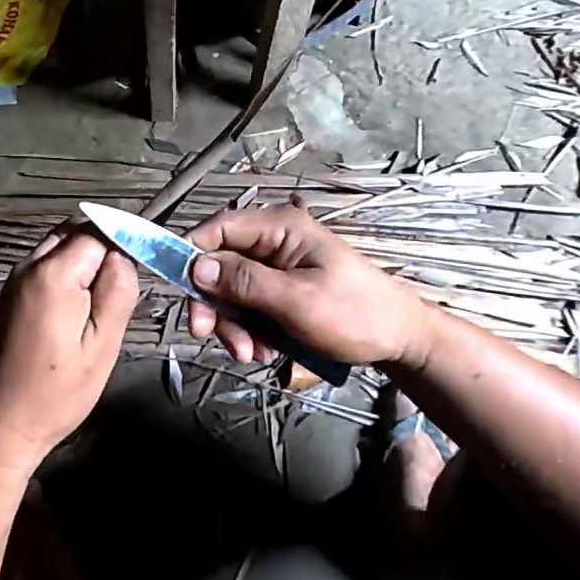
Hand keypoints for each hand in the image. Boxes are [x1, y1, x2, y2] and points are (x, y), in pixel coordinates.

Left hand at [0, 230, 137, 472]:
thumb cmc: (54, 394)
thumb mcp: (102, 346)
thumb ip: (118, 291)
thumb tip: (125, 254)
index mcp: (53, 275)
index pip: (100, 232)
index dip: (124, 244)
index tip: (141, 269)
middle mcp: (30, 266)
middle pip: (78, 232)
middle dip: (105, 248)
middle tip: (120, 290)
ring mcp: (16, 278)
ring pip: (63, 245)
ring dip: (86, 261)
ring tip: (100, 304)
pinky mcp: (12, 293)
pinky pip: (48, 263)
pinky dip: (69, 272)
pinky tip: (77, 310)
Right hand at [184, 205, 432, 367]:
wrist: (400, 339)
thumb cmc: (354, 313)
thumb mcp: (297, 300)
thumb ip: (245, 282)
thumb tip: (196, 265)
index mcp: (279, 227)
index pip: (218, 227)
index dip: (191, 253)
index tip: (179, 290)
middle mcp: (274, 241)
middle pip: (219, 263)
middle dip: (214, 302)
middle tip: (208, 335)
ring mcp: (277, 267)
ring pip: (231, 290)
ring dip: (233, 324)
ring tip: (251, 353)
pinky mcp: (281, 291)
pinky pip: (249, 307)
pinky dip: (249, 330)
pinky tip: (264, 351)